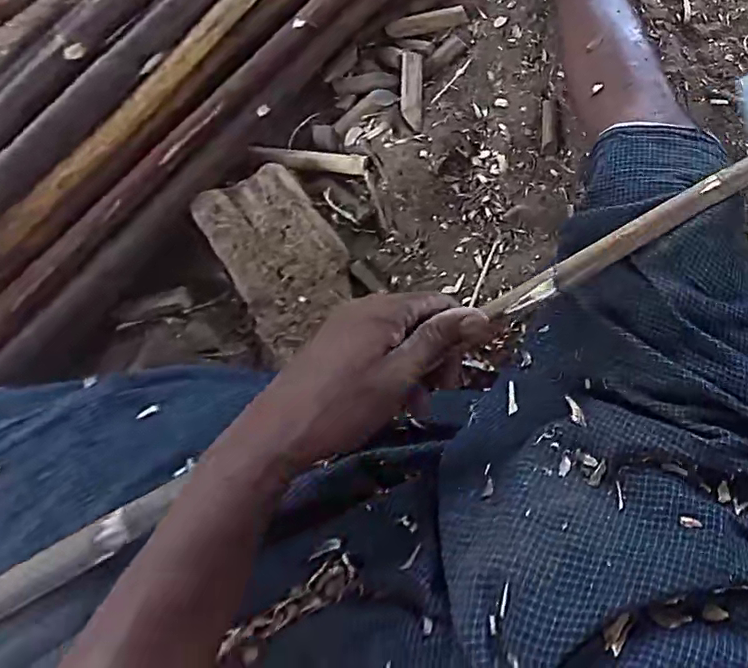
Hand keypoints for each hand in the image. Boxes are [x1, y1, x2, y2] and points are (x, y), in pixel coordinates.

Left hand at [217, 293, 490, 477]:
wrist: (267, 444)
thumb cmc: (342, 407)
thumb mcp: (401, 373)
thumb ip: (440, 338)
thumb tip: (480, 313)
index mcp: (384, 309)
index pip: (442, 303)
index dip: (459, 332)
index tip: (458, 369)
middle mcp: (365, 309)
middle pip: (423, 320)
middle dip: (438, 353)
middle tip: (441, 390)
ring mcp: (345, 328)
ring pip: (402, 338)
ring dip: (418, 366)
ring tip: (417, 403)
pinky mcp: (332, 349)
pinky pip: (378, 349)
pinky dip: (393, 370)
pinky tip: (394, 400)